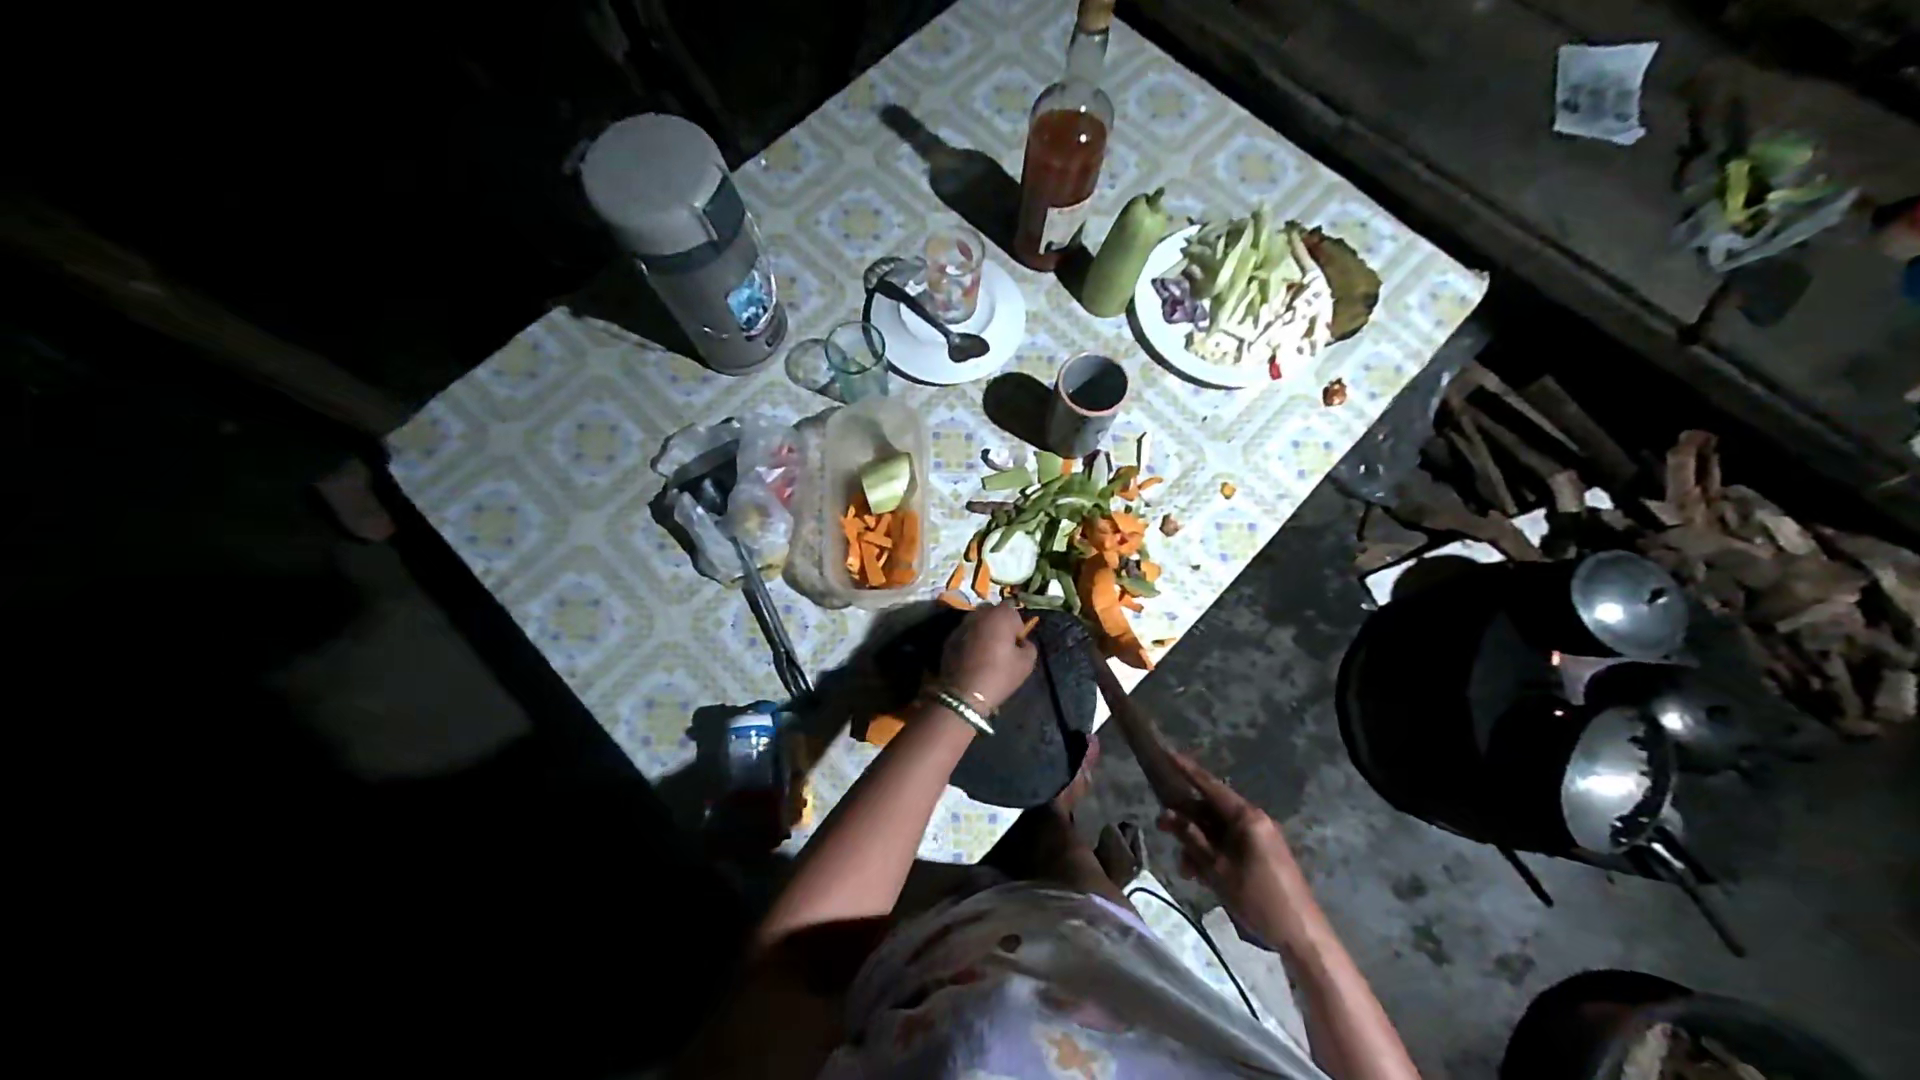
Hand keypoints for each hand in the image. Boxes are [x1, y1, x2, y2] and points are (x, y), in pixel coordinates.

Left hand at [938, 602, 1036, 711]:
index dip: (1016, 627)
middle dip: (999, 625)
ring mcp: (961, 624)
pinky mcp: (949, 637)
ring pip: (978, 622)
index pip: (1013, 611)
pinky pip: (965, 634)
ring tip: (986, 651)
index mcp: (1000, 615)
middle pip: (993, 613)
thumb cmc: (1000, 675)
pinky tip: (972, 657)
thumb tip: (1021, 642)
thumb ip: (1029, 646)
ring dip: (983, 631)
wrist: (965, 693)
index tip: (1015, 644)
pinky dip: (970, 640)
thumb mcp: (1026, 663)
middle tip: (1002, 645)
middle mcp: (979, 614)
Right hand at [1156, 751, 1319, 949]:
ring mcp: (1260, 837)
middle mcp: (1255, 820)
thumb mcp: (1218, 871)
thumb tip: (1168, 814)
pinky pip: (1230, 844)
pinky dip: (1213, 854)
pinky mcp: (1263, 854)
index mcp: (1247, 818)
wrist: (1302, 936)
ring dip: (1198, 845)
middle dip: (1186, 821)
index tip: (1168, 753)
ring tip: (1186, 870)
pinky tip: (1201, 875)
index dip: (1187, 770)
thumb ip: (1192, 839)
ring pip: (1218, 830)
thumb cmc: (1259, 899)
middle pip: (1211, 810)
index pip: (1211, 786)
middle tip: (1161, 828)